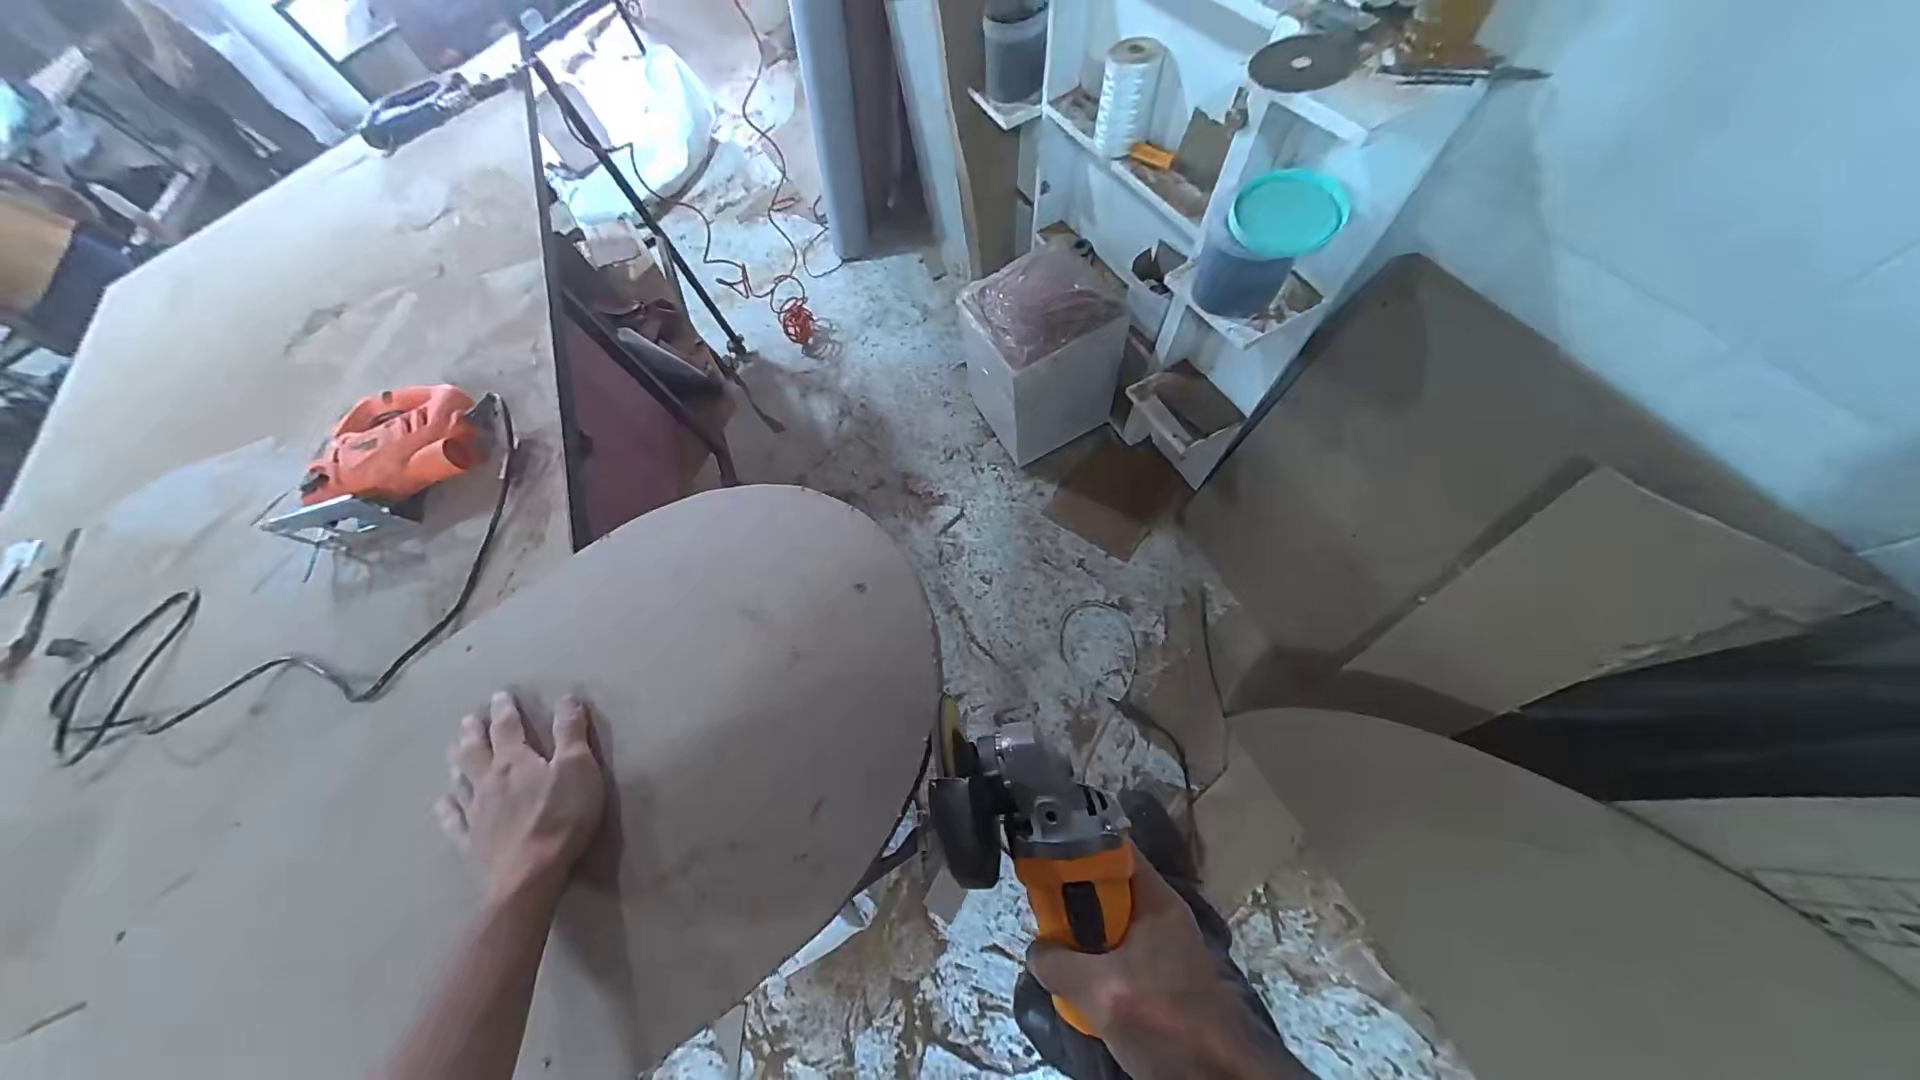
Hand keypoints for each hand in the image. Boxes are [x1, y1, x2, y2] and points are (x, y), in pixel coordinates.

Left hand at [435, 691, 606, 901]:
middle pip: (476, 752)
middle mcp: (488, 782)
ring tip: (453, 751)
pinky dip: (446, 808)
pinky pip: (453, 820)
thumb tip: (566, 698)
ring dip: (457, 763)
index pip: (507, 728)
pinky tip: (442, 801)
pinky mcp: (470, 841)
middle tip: (467, 720)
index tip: (500, 695)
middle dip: (473, 733)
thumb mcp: (578, 767)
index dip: (504, 711)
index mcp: (515, 761)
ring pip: (461, 781)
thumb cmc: (561, 815)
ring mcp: (475, 813)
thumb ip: (572, 733)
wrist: (529, 874)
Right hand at [1027, 846, 1301, 1079]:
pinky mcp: (1160, 974)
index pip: (1113, 848)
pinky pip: (1118, 951)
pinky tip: (1082, 984)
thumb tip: (1036, 950)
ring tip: (1058, 952)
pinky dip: (1097, 961)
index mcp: (1155, 898)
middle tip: (1046, 916)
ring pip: (1110, 921)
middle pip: (1107, 885)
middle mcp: (1160, 912)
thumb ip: (1061, 965)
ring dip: (1082, 936)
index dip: (1077, 847)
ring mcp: (1162, 944)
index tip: (1044, 861)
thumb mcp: (1102, 992)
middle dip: (1074, 898)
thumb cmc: (1167, 1021)